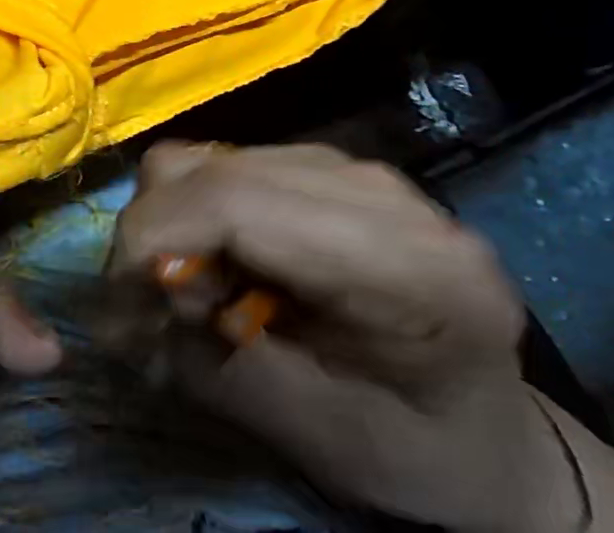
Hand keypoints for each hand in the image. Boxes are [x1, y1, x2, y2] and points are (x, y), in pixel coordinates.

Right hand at [110, 143, 581, 532]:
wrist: (494, 430)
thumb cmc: (422, 454)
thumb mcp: (323, 439)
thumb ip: (219, 367)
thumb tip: (127, 306)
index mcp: (408, 263)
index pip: (239, 203)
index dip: (153, 239)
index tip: (119, 311)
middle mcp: (380, 191)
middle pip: (215, 169)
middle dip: (156, 239)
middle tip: (160, 318)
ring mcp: (354, 169)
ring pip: (211, 159)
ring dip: (177, 228)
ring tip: (201, 299)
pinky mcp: (329, 169)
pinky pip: (229, 169)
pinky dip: (201, 218)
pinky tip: (228, 271)